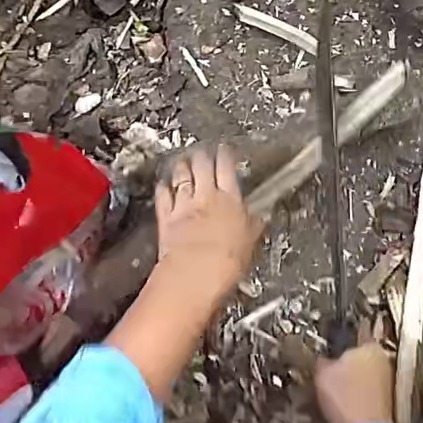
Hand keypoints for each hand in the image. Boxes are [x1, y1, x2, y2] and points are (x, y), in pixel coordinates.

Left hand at [152, 144, 260, 302]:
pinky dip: (163, 187)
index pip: (227, 168)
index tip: (224, 148)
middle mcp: (206, 197)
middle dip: (202, 154)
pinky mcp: (166, 219)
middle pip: (202, 166)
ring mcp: (184, 206)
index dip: (225, 154)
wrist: (196, 274)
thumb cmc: (227, 261)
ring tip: (183, 160)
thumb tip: (259, 219)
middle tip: (202, 150)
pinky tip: (163, 184)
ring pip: (182, 177)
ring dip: (182, 166)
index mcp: (230, 199)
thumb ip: (252, 226)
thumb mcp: (249, 241)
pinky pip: (163, 196)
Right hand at [315, 344, 394, 422]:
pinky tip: (347, 411)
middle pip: (358, 362)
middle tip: (328, 383)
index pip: (350, 344)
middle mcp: (384, 360)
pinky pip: (368, 397)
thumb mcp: (322, 374)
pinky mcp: (389, 404)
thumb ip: (322, 362)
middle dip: (345, 371)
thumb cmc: (344, 397)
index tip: (325, 367)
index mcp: (371, 347)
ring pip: (364, 380)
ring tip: (335, 400)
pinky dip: (359, 402)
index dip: (335, 355)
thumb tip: (323, 360)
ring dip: (352, 388)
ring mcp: (389, 383)